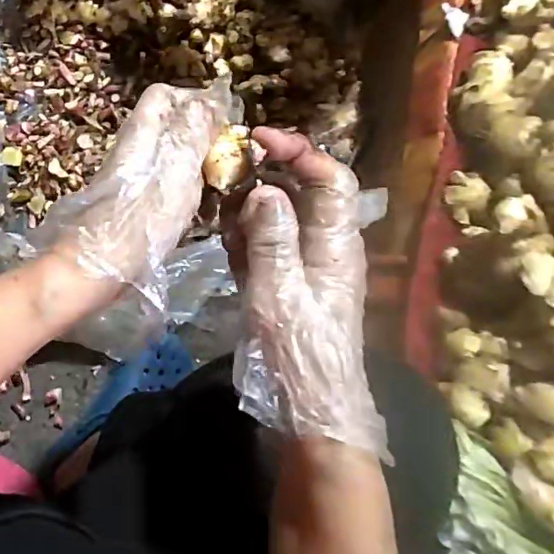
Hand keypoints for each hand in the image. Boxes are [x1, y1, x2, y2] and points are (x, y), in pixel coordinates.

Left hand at [39, 82, 227, 301]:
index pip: (164, 95)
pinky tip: (202, 214)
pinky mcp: (132, 203)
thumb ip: (193, 131)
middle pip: (170, 126)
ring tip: (221, 189)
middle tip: (228, 161)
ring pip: (171, 157)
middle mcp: (133, 148)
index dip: (195, 100)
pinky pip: (166, 185)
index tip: (225, 122)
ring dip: (198, 168)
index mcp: (141, 132)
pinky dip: (187, 192)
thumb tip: (212, 97)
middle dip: (203, 137)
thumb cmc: (139, 219)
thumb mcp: (176, 170)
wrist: (95, 267)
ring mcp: (131, 177)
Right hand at [227, 128, 385, 456]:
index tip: (256, 139)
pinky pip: (262, 242)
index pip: (330, 178)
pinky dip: (241, 234)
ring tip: (219, 208)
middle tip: (225, 171)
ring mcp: (300, 264)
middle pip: (301, 191)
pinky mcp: (280, 282)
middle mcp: (322, 246)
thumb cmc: (298, 355)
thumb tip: (265, 190)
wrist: (305, 415)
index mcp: (335, 244)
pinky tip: (222, 238)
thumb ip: (271, 239)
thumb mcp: (279, 294)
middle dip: (265, 174)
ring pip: (277, 215)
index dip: (299, 151)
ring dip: (247, 205)